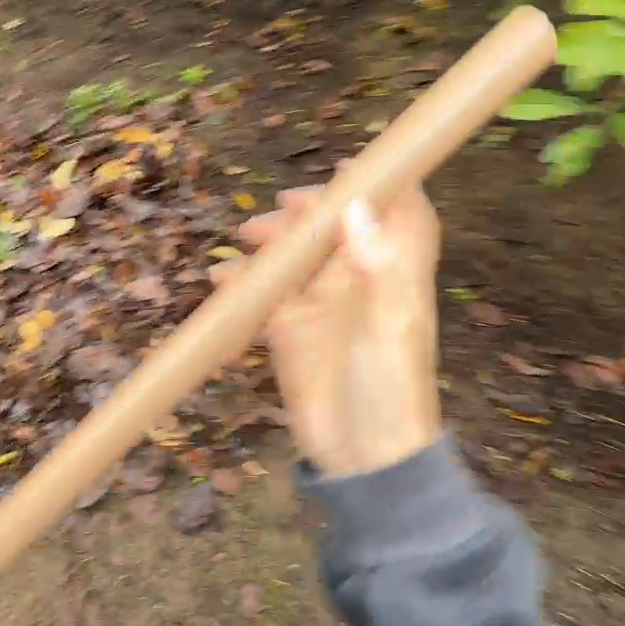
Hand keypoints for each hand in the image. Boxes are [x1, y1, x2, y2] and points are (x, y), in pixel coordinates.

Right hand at [214, 185, 442, 477]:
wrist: (363, 458)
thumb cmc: (389, 391)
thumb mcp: (390, 327)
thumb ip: (377, 267)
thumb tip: (357, 207)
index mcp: (394, 277)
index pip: (402, 217)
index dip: (383, 187)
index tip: (350, 167)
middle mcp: (358, 284)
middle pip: (337, 230)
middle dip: (310, 212)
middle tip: (280, 208)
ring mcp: (322, 308)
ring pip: (297, 258)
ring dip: (272, 243)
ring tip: (245, 239)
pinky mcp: (290, 333)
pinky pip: (263, 297)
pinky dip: (242, 284)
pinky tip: (222, 280)